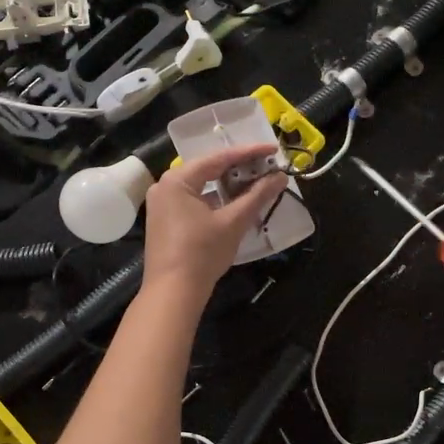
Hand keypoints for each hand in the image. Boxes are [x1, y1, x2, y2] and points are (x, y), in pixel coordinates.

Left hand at [142, 144, 285, 294]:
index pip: (218, 158)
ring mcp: (162, 205)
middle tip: (267, 166)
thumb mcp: (233, 222)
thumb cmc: (202, 253)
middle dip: (239, 169)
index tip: (272, 150)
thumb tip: (280, 177)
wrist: (173, 293)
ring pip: (202, 188)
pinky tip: (236, 205)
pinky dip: (216, 201)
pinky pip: (195, 202)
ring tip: (256, 184)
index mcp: (177, 180)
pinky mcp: (166, 222)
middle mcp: (165, 186)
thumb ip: (257, 196)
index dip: (248, 153)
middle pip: (208, 170)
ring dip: (229, 186)